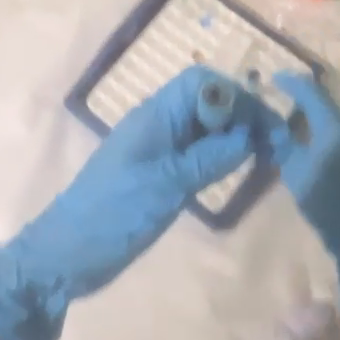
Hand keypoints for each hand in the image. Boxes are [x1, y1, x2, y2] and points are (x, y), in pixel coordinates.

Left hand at [0, 66, 262, 339]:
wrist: (64, 256)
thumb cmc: (114, 215)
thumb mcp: (167, 186)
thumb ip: (210, 158)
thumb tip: (251, 135)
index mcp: (154, 116)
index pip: (202, 83)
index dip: (236, 96)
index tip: (265, 125)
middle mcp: (156, 124)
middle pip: (206, 102)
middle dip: (241, 115)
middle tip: (275, 145)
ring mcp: (155, 149)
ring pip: (202, 128)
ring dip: (232, 137)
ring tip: (265, 158)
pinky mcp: (156, 174)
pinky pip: (193, 153)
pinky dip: (217, 157)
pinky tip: (237, 173)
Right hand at [263, 72, 339, 318]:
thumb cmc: (322, 200)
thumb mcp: (293, 169)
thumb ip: (282, 140)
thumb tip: (269, 120)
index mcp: (335, 127)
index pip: (312, 94)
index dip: (292, 83)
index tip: (274, 77)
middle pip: (326, 103)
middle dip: (304, 95)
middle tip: (284, 92)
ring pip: (335, 118)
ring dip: (316, 112)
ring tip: (295, 114)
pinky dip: (325, 128)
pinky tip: (314, 138)